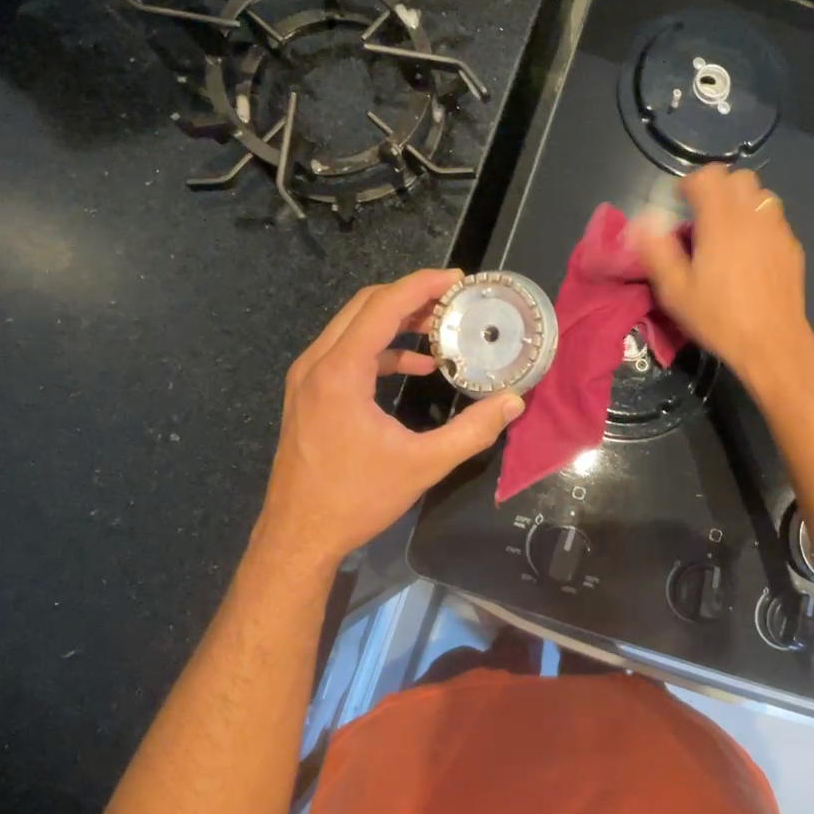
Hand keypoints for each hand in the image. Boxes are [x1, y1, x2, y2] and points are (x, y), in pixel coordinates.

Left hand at [250, 269, 523, 570]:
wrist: (299, 534)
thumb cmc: (357, 498)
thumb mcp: (424, 464)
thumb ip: (473, 430)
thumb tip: (514, 402)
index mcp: (340, 372)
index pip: (382, 307)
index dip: (421, 285)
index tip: (458, 279)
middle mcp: (317, 364)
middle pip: (364, 307)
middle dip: (411, 297)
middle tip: (454, 301)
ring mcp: (307, 379)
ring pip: (353, 328)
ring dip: (396, 322)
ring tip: (440, 328)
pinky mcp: (309, 395)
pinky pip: (346, 353)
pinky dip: (382, 350)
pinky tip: (415, 367)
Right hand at [628, 165, 813, 389]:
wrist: (772, 342)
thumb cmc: (719, 318)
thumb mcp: (675, 291)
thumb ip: (656, 250)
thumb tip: (642, 222)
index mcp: (721, 220)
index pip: (707, 176)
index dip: (689, 184)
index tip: (679, 203)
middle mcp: (752, 215)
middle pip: (738, 177)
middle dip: (718, 187)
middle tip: (702, 213)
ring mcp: (778, 230)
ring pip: (761, 195)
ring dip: (742, 202)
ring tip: (728, 229)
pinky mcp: (792, 247)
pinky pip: (775, 220)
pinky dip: (760, 223)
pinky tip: (751, 251)